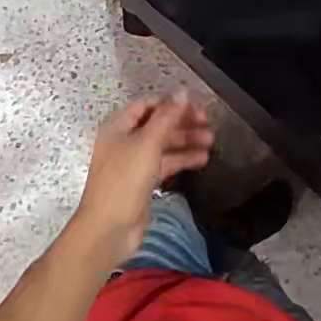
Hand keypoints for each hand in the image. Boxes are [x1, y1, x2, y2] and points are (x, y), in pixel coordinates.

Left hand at [67, 92, 214, 260]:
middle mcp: (124, 142)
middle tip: (207, 123)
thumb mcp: (147, 143)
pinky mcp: (141, 183)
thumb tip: (182, 93)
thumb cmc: (124, 181)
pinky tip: (202, 160)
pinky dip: (181, 160)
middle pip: (156, 125)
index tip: (195, 106)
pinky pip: (164, 165)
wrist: (109, 228)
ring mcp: (133, 164)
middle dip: (181, 122)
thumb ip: (166, 117)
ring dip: (185, 141)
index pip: (147, 105)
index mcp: (119, 127)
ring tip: (211, 141)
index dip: (170, 103)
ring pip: (162, 146)